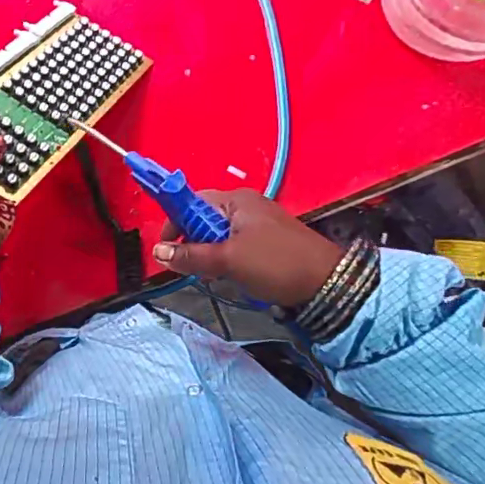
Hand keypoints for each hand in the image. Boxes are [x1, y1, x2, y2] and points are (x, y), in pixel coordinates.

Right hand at [152, 189, 343, 306]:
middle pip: (203, 220)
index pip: (191, 202)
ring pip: (217, 236)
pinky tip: (230, 276)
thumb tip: (158, 251)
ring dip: (208, 255)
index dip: (175, 222)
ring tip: (215, 274)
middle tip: (193, 266)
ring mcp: (257, 223)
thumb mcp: (228, 260)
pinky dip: (225, 260)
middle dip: (193, 243)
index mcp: (236, 200)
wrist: (326, 283)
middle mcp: (245, 205)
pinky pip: (233, 246)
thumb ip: (191, 255)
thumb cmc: (276, 264)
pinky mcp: (265, 241)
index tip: (167, 248)